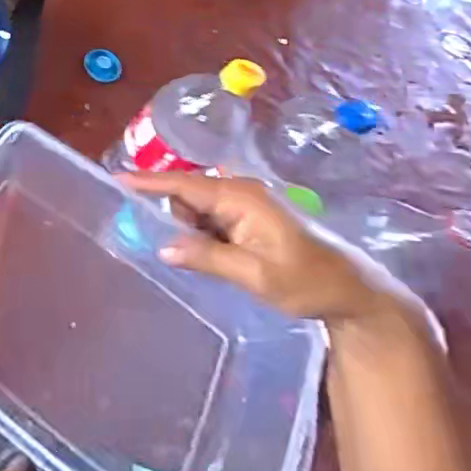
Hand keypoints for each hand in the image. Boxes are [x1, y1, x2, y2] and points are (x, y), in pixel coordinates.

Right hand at [119, 172, 414, 326]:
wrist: (356, 292)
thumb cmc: (308, 281)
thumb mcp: (256, 275)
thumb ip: (207, 257)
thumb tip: (163, 246)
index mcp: (239, 195)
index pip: (182, 185)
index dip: (147, 182)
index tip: (114, 178)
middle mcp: (238, 189)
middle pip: (186, 195)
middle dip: (177, 219)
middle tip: (190, 255)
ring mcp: (244, 200)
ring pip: (196, 207)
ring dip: (193, 230)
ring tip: (220, 262)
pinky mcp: (248, 213)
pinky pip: (210, 216)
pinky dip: (205, 233)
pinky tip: (219, 256)